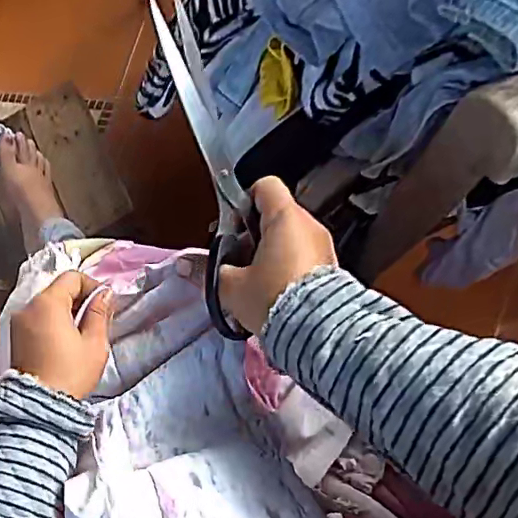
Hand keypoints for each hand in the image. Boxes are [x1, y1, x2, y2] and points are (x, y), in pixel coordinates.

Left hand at [10, 269, 111, 398]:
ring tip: (80, 334)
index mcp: (47, 303)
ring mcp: (18, 322)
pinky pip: (36, 320)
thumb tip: (103, 295)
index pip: (72, 277)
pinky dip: (51, 323)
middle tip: (95, 319)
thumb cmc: (70, 374)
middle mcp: (28, 307)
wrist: (41, 405)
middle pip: (57, 290)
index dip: (92, 286)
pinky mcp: (15, 338)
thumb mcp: (94, 343)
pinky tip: (64, 342)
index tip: (103, 302)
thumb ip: (99, 313)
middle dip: (78, 299)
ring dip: (65, 312)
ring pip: (46, 306)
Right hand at [217, 176, 337, 335]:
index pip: (265, 186)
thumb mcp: (232, 287)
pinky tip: (277, 293)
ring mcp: (324, 247)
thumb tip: (185, 265)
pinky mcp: (332, 269)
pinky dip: (289, 269)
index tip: (233, 227)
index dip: (244, 200)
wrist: (316, 332)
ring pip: (291, 239)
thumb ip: (210, 271)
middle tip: (239, 261)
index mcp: (285, 217)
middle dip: (256, 235)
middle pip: (277, 216)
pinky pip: (304, 259)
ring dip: (273, 254)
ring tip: (257, 282)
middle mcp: (309, 225)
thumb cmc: (272, 299)